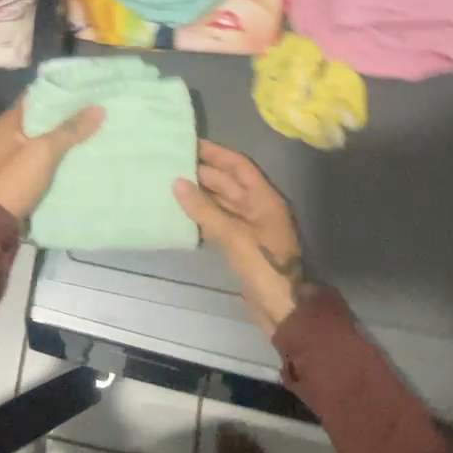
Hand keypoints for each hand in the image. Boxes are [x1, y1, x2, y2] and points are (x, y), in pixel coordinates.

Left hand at [0, 100, 104, 219]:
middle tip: (100, 106)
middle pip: (45, 118)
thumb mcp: (43, 151)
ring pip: (48, 139)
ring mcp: (18, 155)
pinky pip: (49, 158)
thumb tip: (99, 108)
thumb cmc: (15, 180)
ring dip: (69, 135)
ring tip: (100, 126)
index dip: (61, 91)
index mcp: (10, 121)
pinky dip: (64, 155)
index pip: (37, 96)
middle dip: (70, 114)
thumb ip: (69, 130)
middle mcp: (12, 134)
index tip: (87, 87)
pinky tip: (87, 152)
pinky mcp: (26, 173)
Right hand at [174, 140, 313, 335]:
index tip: (190, 143)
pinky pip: (218, 221)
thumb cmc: (264, 266)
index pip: (238, 166)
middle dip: (202, 172)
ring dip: (199, 194)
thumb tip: (177, 182)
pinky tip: (180, 212)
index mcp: (264, 199)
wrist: (282, 309)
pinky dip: (201, 215)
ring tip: (170, 183)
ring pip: (221, 202)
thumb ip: (204, 209)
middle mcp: (257, 208)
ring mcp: (249, 227)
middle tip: (171, 162)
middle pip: (228, 183)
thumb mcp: (234, 236)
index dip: (216, 153)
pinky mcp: (240, 244)